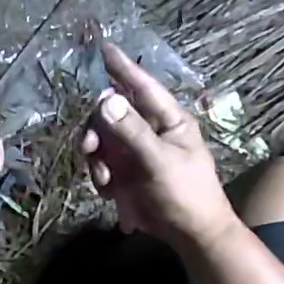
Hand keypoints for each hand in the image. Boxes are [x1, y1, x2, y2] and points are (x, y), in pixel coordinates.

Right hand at [81, 42, 238, 249]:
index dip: (122, 67)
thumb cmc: (186, 194)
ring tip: (105, 181)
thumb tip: (105, 99)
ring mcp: (137, 152)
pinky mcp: (127, 174)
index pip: (142, 85)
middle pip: (112, 113)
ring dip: (97, 159)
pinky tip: (110, 193)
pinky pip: (103, 164)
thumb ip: (132, 131)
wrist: (193, 236)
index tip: (103, 47)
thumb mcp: (159, 161)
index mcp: (168, 120)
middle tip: (89, 147)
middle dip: (97, 130)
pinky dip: (101, 177)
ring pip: (103, 141)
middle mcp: (150, 130)